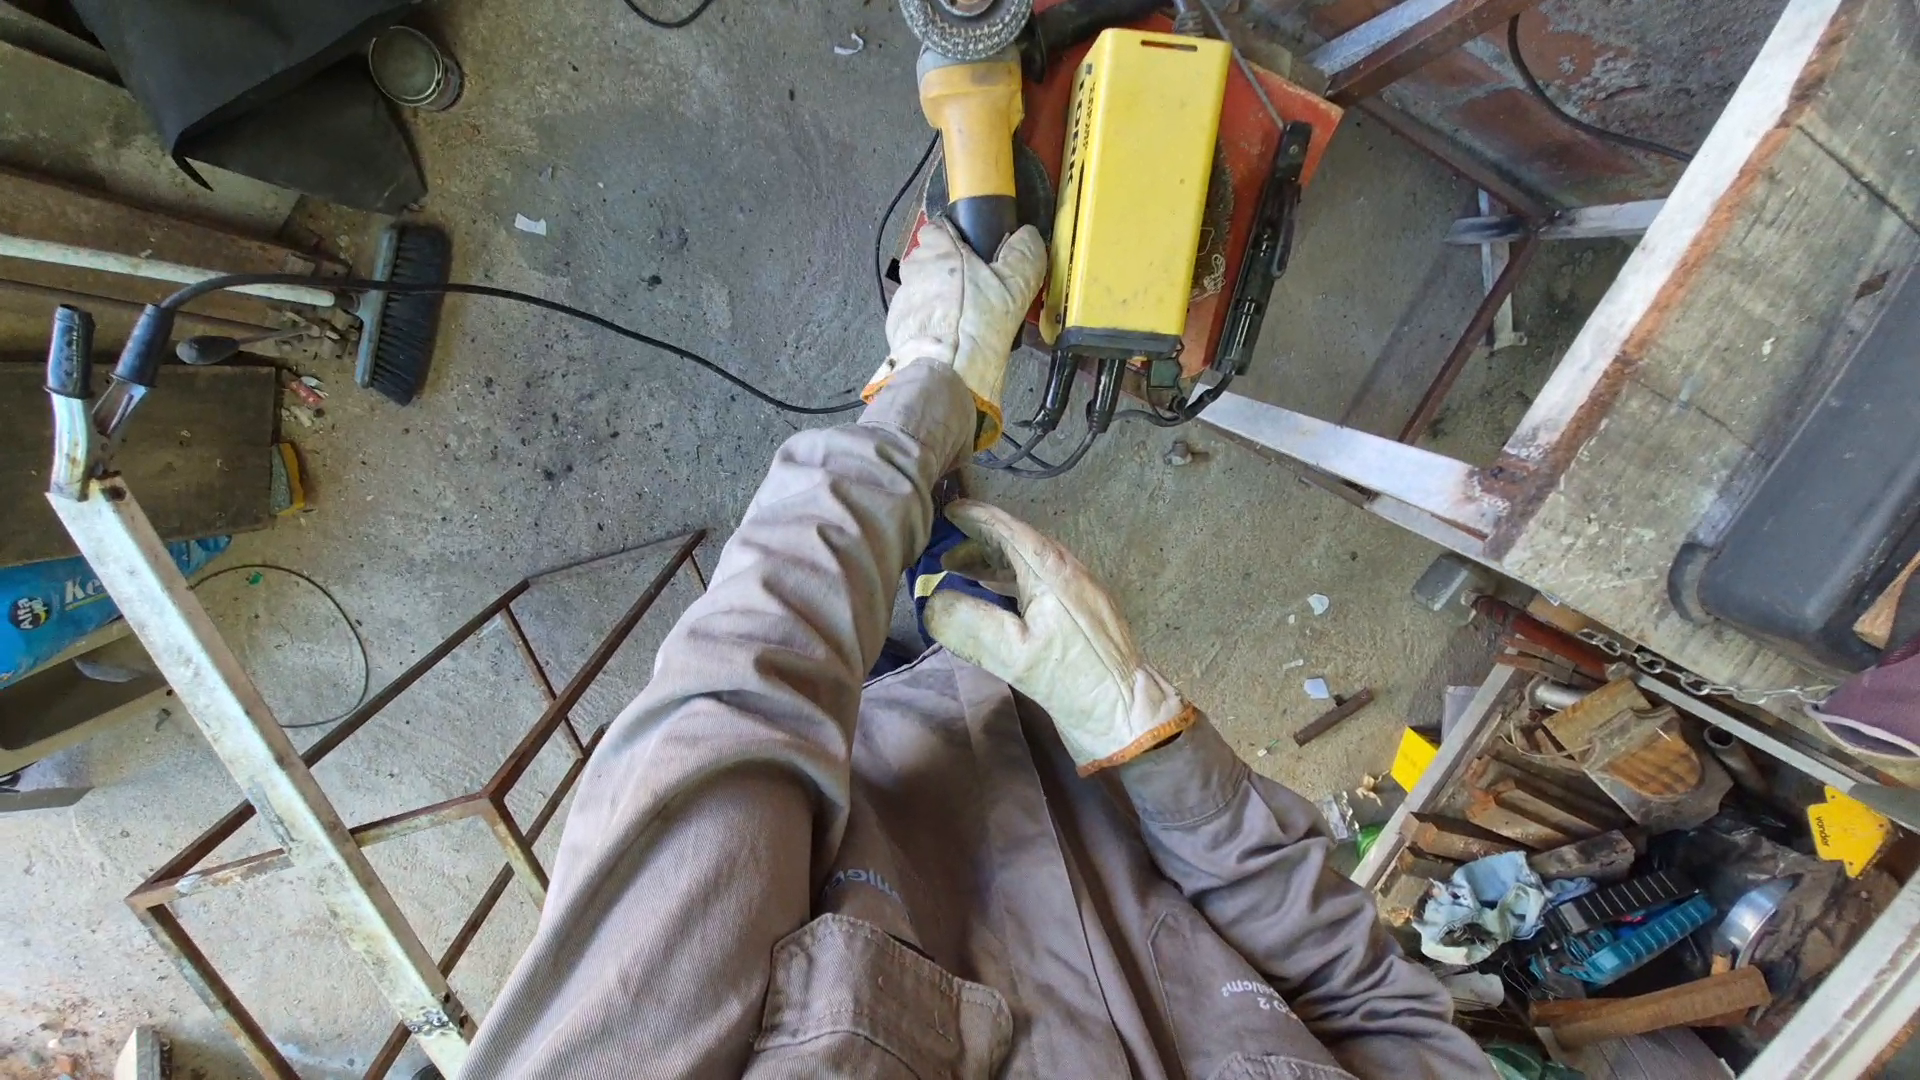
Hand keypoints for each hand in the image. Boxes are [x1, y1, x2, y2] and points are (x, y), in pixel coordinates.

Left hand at [864, 218, 1046, 451]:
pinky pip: (915, 319)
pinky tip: (946, 341)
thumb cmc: (974, 328)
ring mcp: (902, 300)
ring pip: (921, 291)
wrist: (942, 376)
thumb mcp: (1013, 289)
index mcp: (939, 250)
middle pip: (929, 260)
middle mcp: (914, 270)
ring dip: (936, 300)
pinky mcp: (896, 329)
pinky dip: (928, 326)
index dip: (956, 238)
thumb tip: (1029, 237)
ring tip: (960, 322)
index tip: (973, 253)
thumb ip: (1023, 257)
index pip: (939, 228)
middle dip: (947, 271)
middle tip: (973, 292)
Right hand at [924, 500, 1194, 774]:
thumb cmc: (1070, 678)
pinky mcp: (1079, 614)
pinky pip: (1038, 582)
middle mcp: (1066, 569)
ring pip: (1028, 563)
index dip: (975, 518)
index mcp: (1051, 568)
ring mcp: (1076, 591)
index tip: (947, 511)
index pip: (1007, 528)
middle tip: (943, 552)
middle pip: (1018, 542)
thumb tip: (933, 603)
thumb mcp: (1013, 654)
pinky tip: (995, 597)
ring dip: (993, 563)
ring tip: (960, 571)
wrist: (1124, 713)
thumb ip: (968, 624)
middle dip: (979, 542)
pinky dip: (1010, 581)